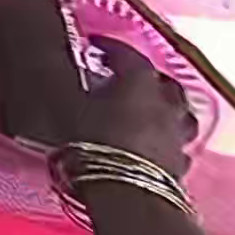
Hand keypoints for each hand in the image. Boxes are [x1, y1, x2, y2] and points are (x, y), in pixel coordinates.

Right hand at [73, 36, 199, 177]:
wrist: (124, 191)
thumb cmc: (91, 137)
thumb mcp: (65, 100)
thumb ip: (66, 78)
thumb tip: (53, 61)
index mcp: (139, 86)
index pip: (130, 56)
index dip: (111, 46)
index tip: (93, 43)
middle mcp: (165, 106)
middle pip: (164, 82)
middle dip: (144, 73)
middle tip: (120, 71)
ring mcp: (177, 136)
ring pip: (179, 110)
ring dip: (162, 101)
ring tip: (141, 101)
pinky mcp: (180, 162)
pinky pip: (177, 137)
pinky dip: (164, 129)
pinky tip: (149, 134)